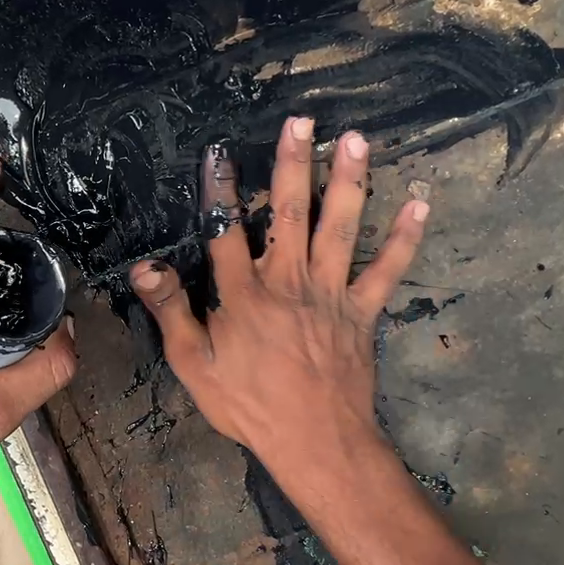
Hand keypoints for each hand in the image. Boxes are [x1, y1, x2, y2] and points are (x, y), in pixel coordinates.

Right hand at [129, 118, 426, 475]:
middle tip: (302, 121)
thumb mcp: (193, 363)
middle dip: (294, 165)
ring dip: (350, 182)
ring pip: (341, 228)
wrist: (317, 443)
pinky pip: (387, 270)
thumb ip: (171, 311)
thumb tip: (143, 266)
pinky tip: (419, 202)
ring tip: (356, 139)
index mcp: (243, 294)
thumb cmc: (248, 404)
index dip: (220, 190)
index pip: (226, 230)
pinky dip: (404, 238)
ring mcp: (331, 295)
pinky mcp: (362, 313)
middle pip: (291, 214)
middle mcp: (289, 282)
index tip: (219, 151)